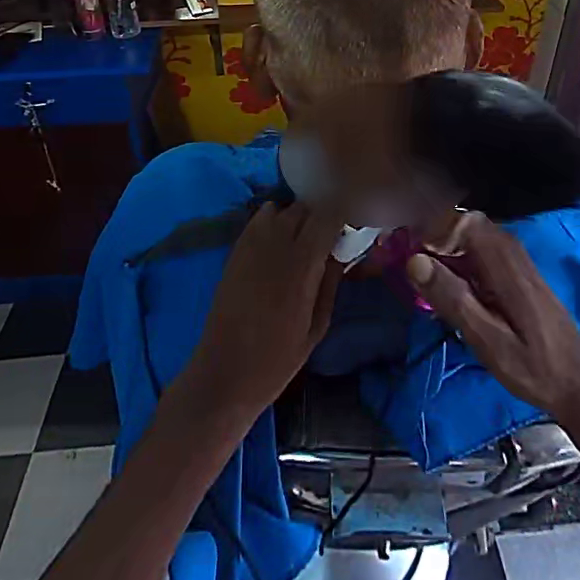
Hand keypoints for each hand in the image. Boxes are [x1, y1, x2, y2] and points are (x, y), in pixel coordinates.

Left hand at [183, 202, 344, 413]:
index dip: (343, 214)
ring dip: (294, 217)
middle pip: (303, 208)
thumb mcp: (316, 326)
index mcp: (301, 265)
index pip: (327, 216)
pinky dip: (272, 222)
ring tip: (302, 239)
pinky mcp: (234, 250)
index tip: (353, 224)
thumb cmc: (277, 359)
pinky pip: (257, 220)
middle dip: (320, 216)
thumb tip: (341, 253)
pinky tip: (278, 244)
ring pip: (279, 209)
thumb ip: (330, 283)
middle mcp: (275, 245)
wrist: (225, 371)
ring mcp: (250, 245)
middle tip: (330, 236)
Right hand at [405, 212, 579, 418]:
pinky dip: (449, 256)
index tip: (395, 245)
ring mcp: (510, 258)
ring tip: (407, 266)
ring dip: (434, 244)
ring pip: (463, 234)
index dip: (422, 225)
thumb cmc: (536, 367)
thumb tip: (413, 260)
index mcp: (503, 260)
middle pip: (456, 221)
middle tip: (395, 257)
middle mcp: (507, 249)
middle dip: (423, 232)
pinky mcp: (509, 270)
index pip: (455, 219)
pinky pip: (472, 249)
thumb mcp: (488, 340)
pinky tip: (435, 280)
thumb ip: (452, 298)